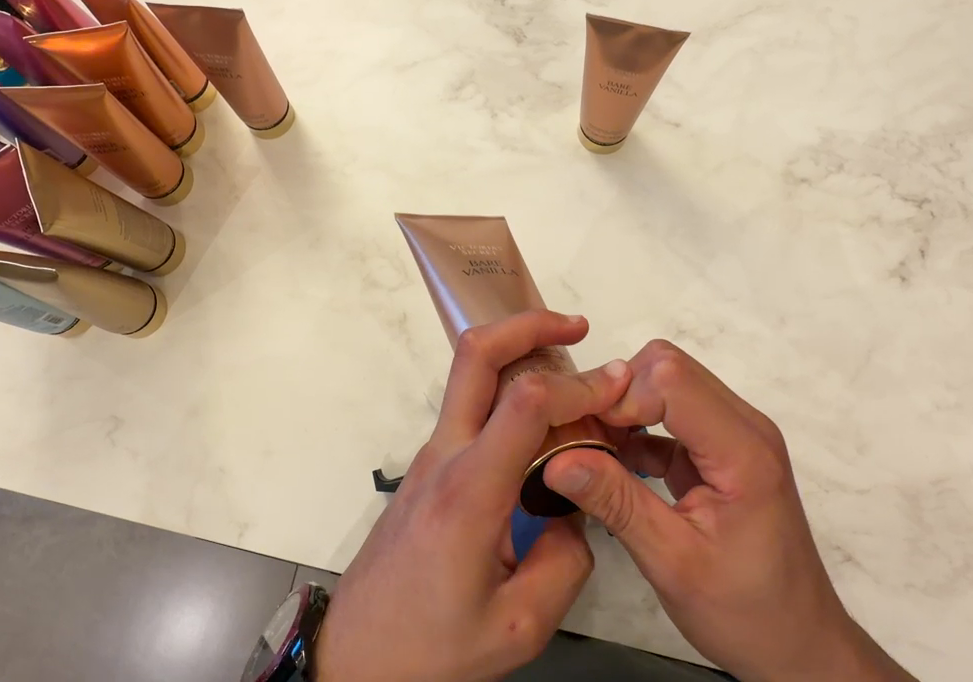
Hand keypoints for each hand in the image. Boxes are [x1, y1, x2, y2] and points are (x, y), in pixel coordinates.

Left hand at [315, 311, 631, 681]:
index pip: (525, 401)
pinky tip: (547, 426)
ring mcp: (432, 457)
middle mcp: (446, 456)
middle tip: (579, 328)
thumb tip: (577, 510)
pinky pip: (472, 410)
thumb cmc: (431, 649)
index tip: (617, 388)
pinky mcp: (430, 469)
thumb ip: (565, 563)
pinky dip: (511, 393)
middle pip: (476, 354)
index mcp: (470, 491)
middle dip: (529, 324)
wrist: (355, 658)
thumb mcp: (518, 627)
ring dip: (521, 355)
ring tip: (576, 379)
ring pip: (471, 376)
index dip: (578, 384)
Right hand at [543, 341, 913, 681]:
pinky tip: (608, 461)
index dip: (621, 397)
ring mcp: (733, 434)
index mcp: (741, 448)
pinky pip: (671, 413)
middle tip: (580, 438)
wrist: (799, 646)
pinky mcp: (719, 449)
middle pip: (668, 367)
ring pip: (667, 383)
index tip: (582, 435)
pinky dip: (636, 427)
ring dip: (624, 407)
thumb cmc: (744, 612)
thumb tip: (555, 460)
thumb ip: (616, 503)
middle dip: (617, 394)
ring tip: (588, 449)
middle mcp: (743, 425)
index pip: (671, 379)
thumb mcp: (672, 563)